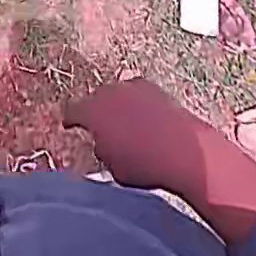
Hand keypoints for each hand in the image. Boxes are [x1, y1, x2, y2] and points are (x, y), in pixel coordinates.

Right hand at [63, 79, 194, 191]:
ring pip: (115, 94)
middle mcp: (106, 93)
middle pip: (94, 100)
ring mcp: (128, 86)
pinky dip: (137, 102)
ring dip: (117, 106)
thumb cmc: (145, 166)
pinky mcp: (150, 86)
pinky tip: (146, 118)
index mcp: (91, 112)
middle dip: (97, 113)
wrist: (185, 151)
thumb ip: (102, 150)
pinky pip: (136, 93)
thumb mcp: (114, 169)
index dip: (70, 119)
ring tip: (128, 126)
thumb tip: (102, 144)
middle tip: (104, 131)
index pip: (71, 110)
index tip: (70, 126)